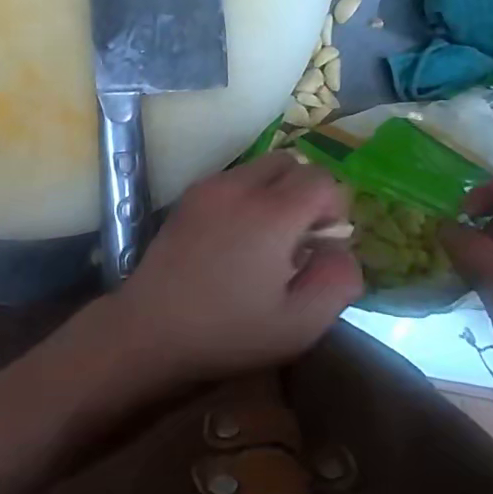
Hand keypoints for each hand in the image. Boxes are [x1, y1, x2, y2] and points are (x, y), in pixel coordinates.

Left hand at [99, 152, 364, 385]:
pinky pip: (233, 179)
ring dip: (277, 191)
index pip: (323, 179)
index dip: (334, 208)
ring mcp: (209, 187)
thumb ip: (338, 280)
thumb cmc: (228, 331)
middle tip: (299, 237)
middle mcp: (240, 187)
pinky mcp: (189, 196)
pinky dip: (247, 195)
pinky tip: (236, 238)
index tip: (322, 243)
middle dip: (307, 192)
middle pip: (292, 162)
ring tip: (266, 238)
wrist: (150, 328)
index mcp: (272, 213)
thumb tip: (342, 249)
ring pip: (261, 166)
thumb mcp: (299, 323)